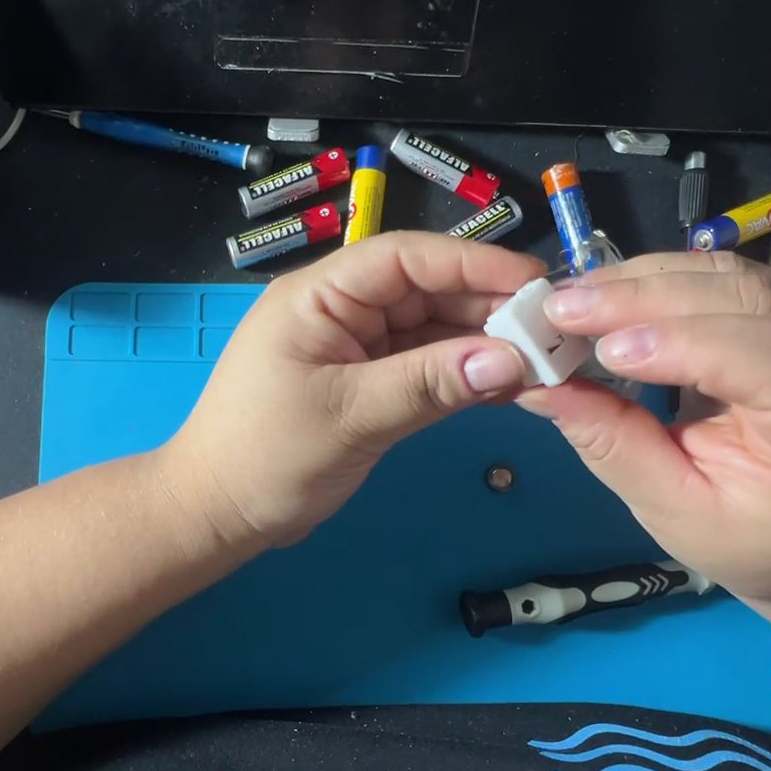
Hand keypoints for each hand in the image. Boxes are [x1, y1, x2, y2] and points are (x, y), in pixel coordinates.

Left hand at [164, 233, 543, 547]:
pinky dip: (461, 375)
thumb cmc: (265, 457)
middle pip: (425, 290)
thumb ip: (429, 385)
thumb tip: (512, 359)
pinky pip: (422, 367)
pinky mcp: (365, 383)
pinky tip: (506, 384)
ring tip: (543, 359)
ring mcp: (354, 348)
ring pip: (430, 330)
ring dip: (481, 343)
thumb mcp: (348, 416)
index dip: (473, 263)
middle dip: (487, 306)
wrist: (219, 512)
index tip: (534, 285)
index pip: (404, 258)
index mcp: (319, 296)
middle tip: (552, 331)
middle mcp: (340, 311)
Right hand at [521, 251, 770, 603]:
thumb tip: (537, 387)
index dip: (691, 344)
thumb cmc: (754, 543)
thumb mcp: (674, 512)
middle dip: (648, 297)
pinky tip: (608, 293)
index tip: (605, 352)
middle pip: (753, 300)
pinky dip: (659, 280)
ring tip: (572, 297)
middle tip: (559, 308)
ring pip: (736, 276)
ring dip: (645, 279)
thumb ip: (613, 447)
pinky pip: (728, 281)